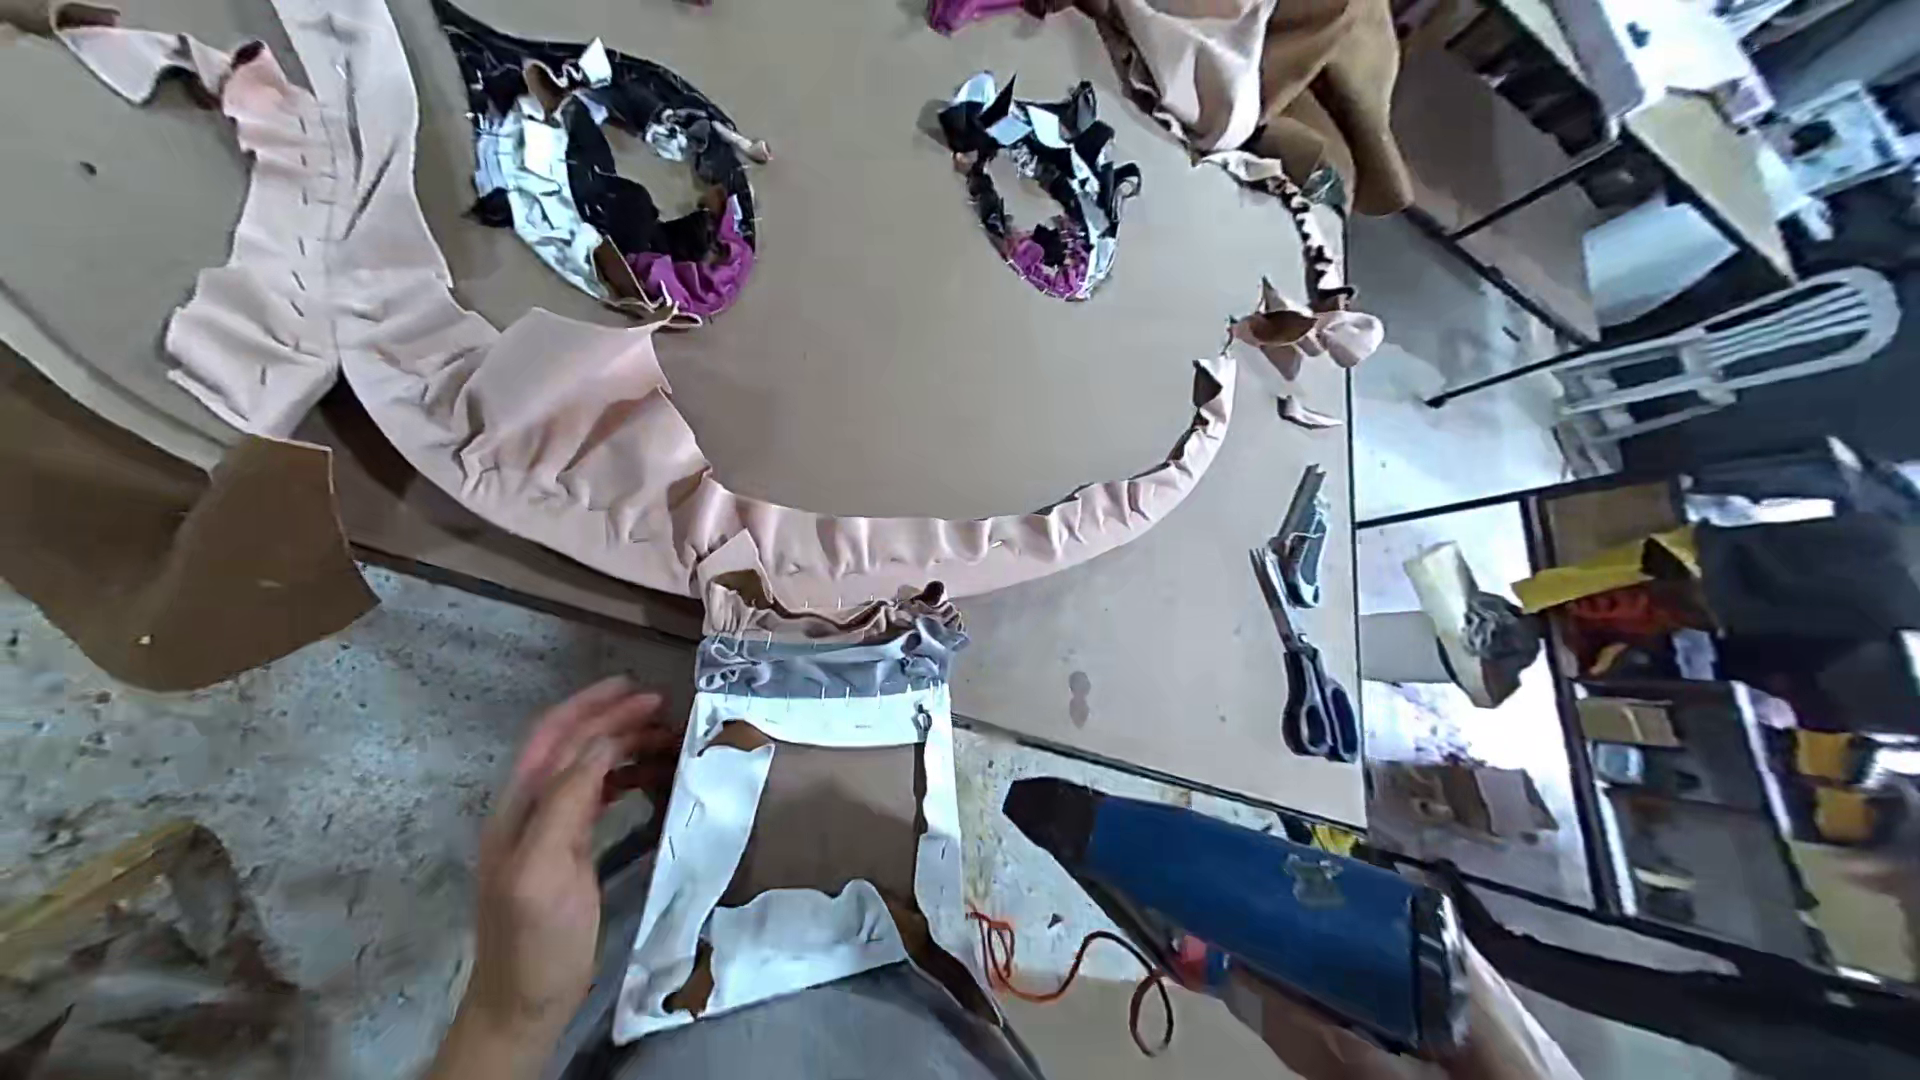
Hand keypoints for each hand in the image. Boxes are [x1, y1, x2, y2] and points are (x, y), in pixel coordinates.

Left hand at [429, 677, 677, 1079]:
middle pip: (574, 743)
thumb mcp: (545, 868)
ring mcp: (550, 826)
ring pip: (589, 763)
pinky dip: (626, 773)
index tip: (644, 692)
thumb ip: (568, 800)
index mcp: (520, 806)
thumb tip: (605, 743)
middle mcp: (531, 806)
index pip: (557, 736)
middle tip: (665, 710)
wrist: (526, 1002)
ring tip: (666, 738)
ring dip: (625, 743)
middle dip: (616, 718)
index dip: (596, 707)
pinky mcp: (569, 844)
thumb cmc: (537, 938)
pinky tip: (649, 776)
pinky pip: (599, 791)